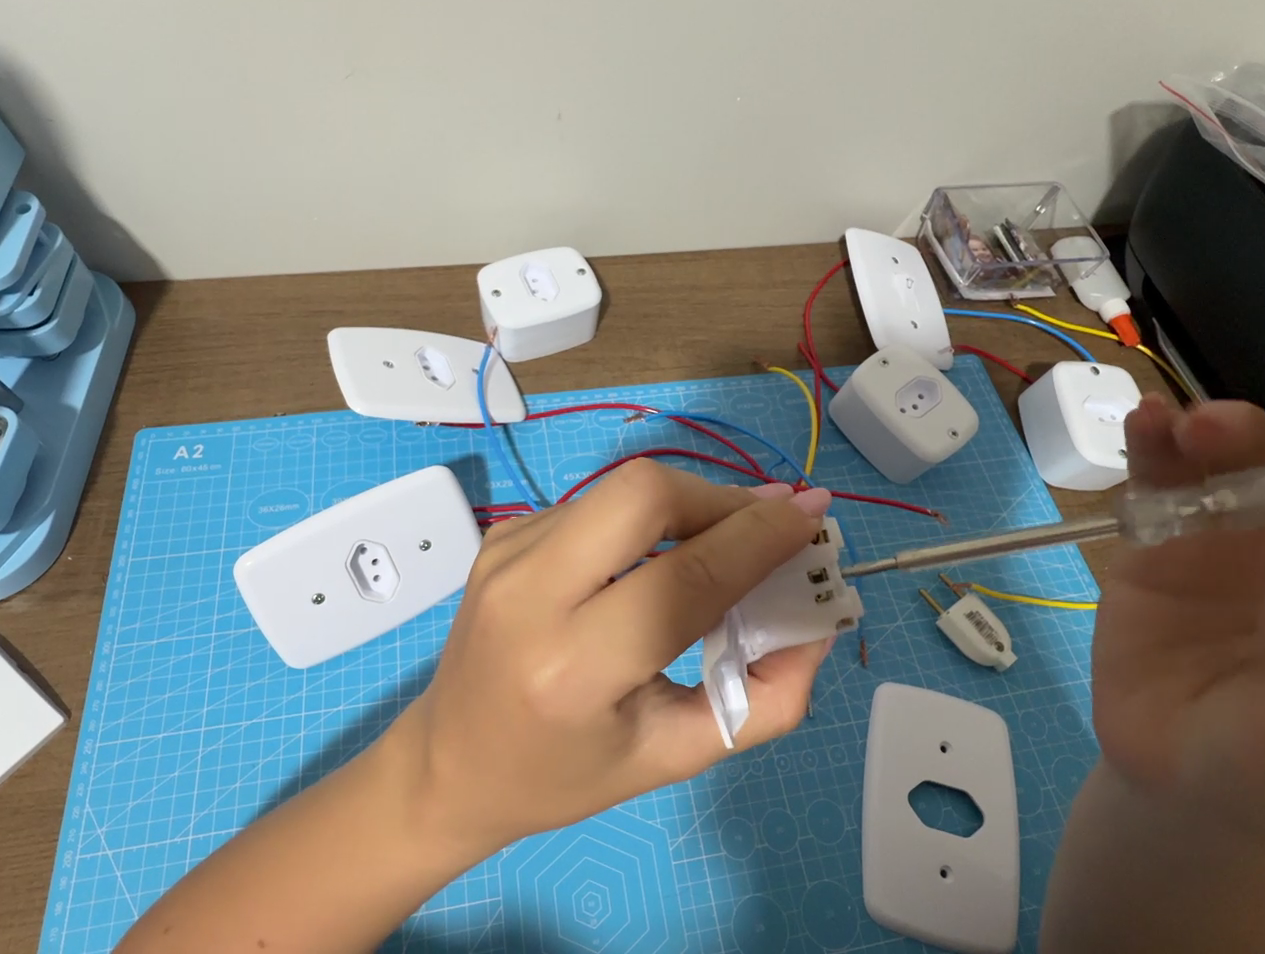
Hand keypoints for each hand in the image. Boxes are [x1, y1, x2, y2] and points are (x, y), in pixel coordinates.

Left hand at [382, 460, 835, 855]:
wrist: (448, 761)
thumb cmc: (564, 775)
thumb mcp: (674, 757)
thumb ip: (764, 700)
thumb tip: (817, 622)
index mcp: (572, 668)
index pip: (683, 578)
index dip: (757, 538)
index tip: (811, 516)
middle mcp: (529, 592)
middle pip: (643, 493)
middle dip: (719, 497)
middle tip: (764, 525)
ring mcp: (507, 552)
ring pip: (620, 488)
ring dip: (688, 502)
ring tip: (725, 538)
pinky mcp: (502, 533)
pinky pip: (595, 503)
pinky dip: (645, 517)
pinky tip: (658, 555)